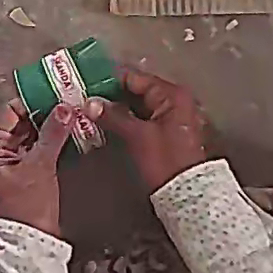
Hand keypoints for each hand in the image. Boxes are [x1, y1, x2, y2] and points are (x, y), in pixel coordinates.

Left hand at [0, 102, 74, 236]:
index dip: (31, 101)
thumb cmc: (28, 207)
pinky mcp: (31, 171)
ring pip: (34, 133)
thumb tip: (64, 108)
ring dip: (52, 124)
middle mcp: (1, 153)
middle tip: (67, 100)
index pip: (10, 113)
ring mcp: (16, 162)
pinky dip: (55, 138)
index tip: (52, 93)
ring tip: (72, 112)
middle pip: (23, 122)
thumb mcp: (40, 165)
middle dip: (45, 111)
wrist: (33, 241)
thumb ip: (52, 134)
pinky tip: (70, 130)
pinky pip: (42, 146)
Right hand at [90, 66, 208, 192]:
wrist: (186, 194)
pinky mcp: (165, 132)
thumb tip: (90, 103)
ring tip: (90, 107)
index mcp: (172, 95)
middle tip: (85, 95)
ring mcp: (170, 117)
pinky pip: (141, 118)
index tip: (88, 79)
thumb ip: (113, 116)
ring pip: (138, 105)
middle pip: (137, 90)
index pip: (136, 78)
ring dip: (117, 107)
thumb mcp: (138, 136)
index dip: (111, 79)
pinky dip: (125, 119)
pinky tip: (105, 121)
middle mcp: (174, 100)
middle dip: (111, 94)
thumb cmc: (165, 160)